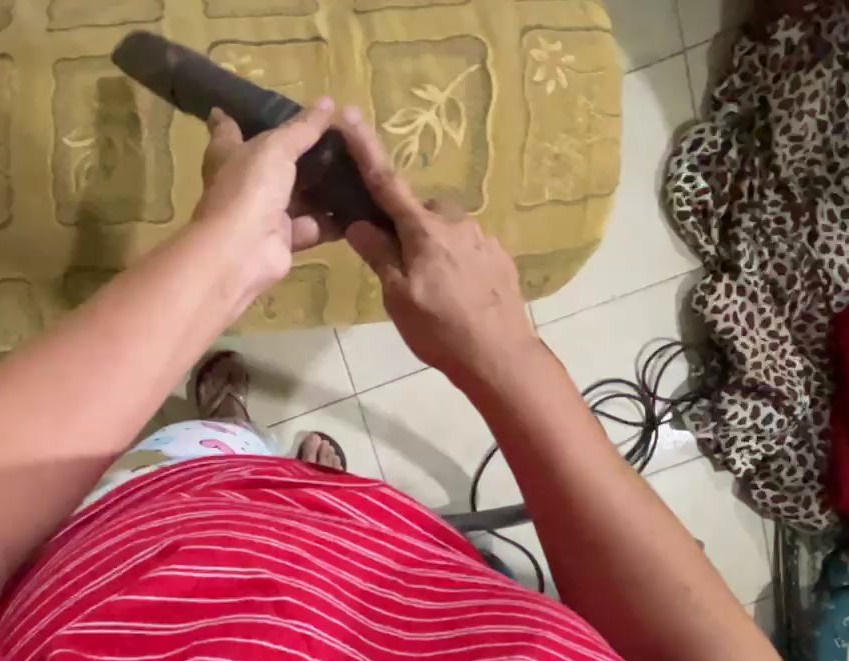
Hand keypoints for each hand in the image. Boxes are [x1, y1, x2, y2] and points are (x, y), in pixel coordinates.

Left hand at [194, 99, 339, 307]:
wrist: (242, 252)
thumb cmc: (249, 188)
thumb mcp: (276, 146)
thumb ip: (302, 128)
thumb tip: (327, 103)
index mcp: (229, 153)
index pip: (228, 127)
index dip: (240, 115)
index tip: (254, 103)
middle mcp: (245, 182)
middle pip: (274, 161)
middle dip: (302, 150)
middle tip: (338, 135)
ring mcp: (265, 213)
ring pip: (299, 195)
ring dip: (325, 185)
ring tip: (358, 166)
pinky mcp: (284, 239)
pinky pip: (314, 225)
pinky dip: (334, 219)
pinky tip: (360, 204)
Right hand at [334, 107, 545, 387]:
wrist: (499, 355)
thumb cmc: (440, 330)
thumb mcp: (398, 298)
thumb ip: (379, 257)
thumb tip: (359, 224)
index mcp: (425, 230)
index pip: (387, 183)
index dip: (365, 151)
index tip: (349, 117)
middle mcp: (457, 222)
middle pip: (420, 210)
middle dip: (406, 226)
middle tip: (399, 267)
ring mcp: (483, 237)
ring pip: (445, 228)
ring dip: (432, 245)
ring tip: (431, 289)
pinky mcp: (499, 255)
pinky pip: (467, 246)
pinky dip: (454, 259)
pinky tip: (456, 292)